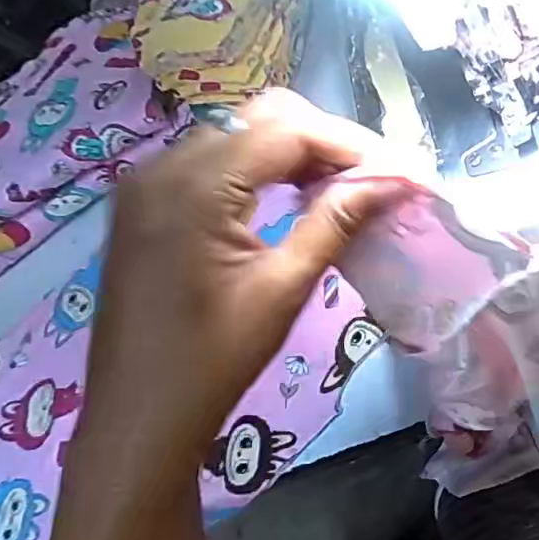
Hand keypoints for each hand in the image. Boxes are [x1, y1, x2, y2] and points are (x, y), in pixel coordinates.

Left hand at [80, 91, 409, 478]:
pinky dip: (260, 169)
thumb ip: (337, 222)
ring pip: (237, 136)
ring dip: (295, 152)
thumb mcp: (284, 287)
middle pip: (260, 122)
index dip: (350, 144)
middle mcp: (163, 166)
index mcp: (194, 185)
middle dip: (325, 141)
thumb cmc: (215, 360)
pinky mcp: (146, 203)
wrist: (138, 418)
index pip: (286, 131)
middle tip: (376, 176)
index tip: (399, 168)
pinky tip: (295, 194)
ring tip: (346, 185)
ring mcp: (147, 182)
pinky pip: (213, 162)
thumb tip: (395, 181)